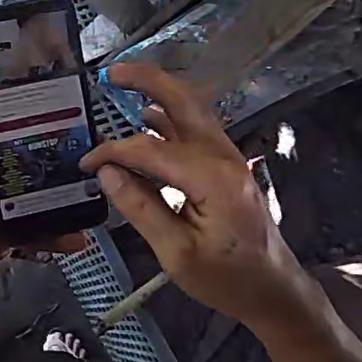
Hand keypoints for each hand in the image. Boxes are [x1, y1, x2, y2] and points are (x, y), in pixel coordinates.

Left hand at [0, 96, 82, 318]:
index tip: (51, 103)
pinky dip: (55, 234)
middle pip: (18, 164)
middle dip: (47, 155)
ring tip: (91, 187)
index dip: (16, 119)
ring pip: (31, 197)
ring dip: (57, 195)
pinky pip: (34, 231)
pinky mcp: (5, 240)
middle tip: (85, 144)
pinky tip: (79, 235)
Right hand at [80, 64, 317, 331]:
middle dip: (148, 80)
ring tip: (125, 84)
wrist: (274, 290)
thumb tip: (109, 171)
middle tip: (112, 72)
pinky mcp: (229, 166)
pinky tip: (150, 118)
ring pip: (193, 110)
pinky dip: (171, 117)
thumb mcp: (176, 253)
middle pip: (184, 101)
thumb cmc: (226, 279)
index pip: (150, 149)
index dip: (113, 152)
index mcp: (212, 179)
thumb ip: (141, 207)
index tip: (87, 163)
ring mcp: (230, 158)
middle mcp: (224, 157)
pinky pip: (198, 129)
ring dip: (160, 92)